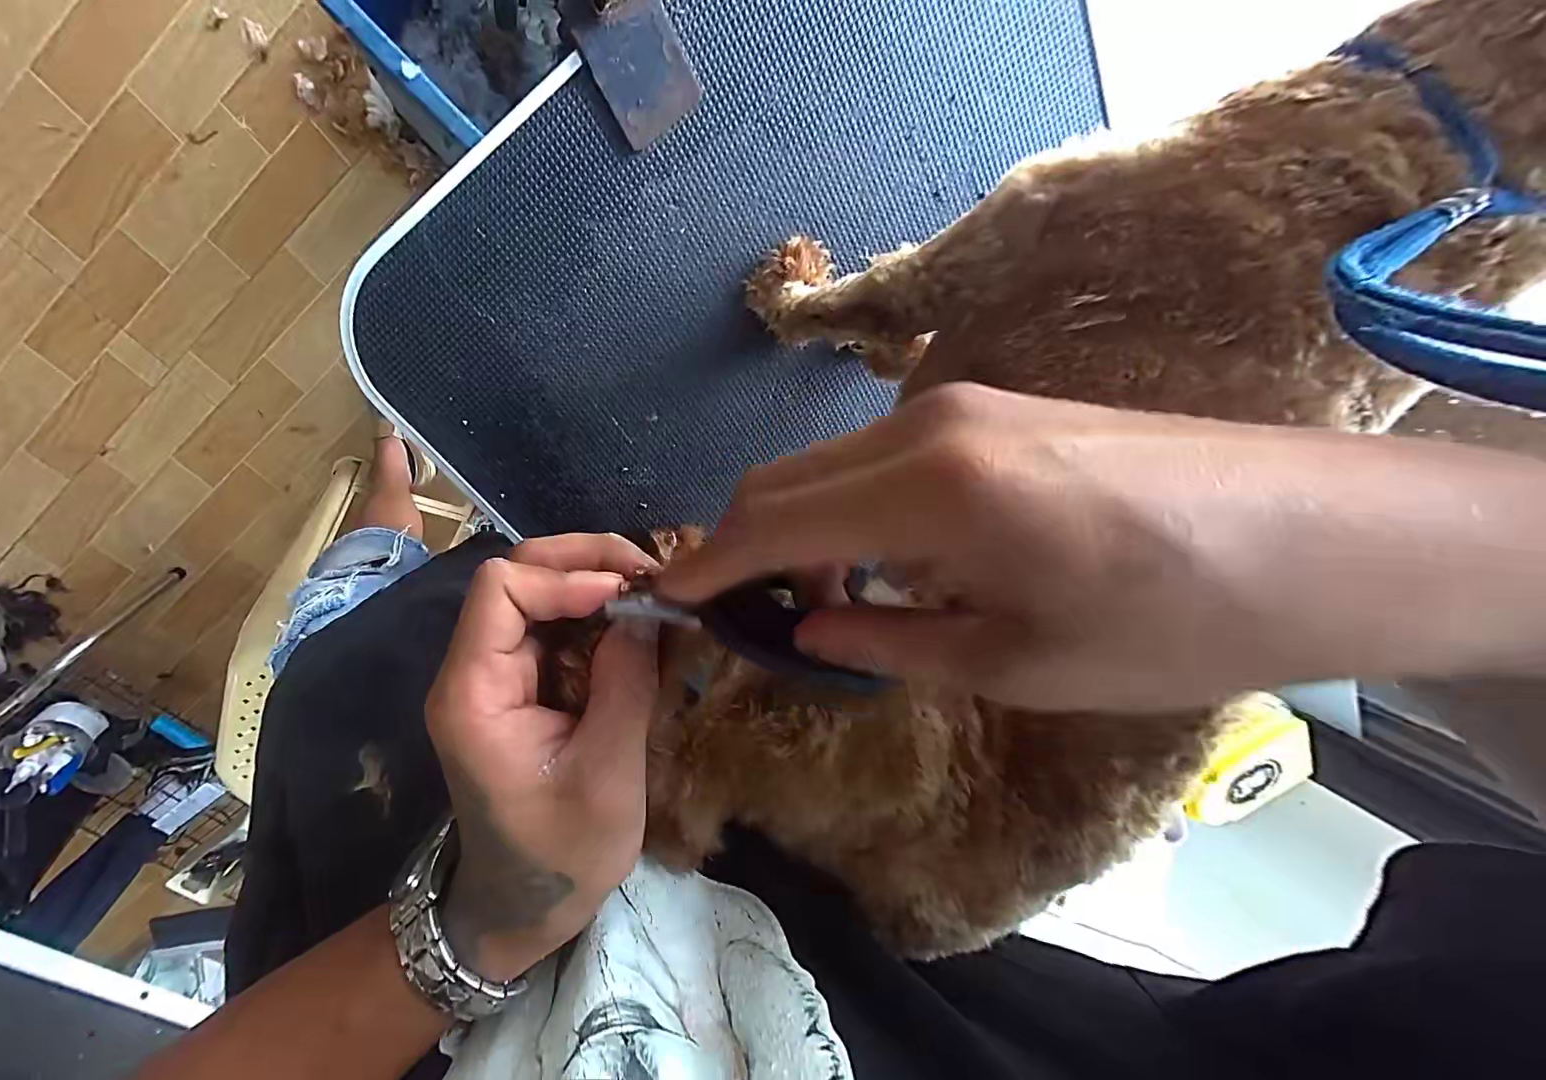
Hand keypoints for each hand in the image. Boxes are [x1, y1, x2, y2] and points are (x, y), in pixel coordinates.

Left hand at [426, 533, 659, 979]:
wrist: (519, 903)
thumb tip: (646, 610)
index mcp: (472, 692)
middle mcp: (472, 668)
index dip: (565, 577)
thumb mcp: (606, 777)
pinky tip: (634, 616)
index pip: (500, 590)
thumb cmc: (558, 856)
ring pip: (534, 589)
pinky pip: (551, 622)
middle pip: (516, 575)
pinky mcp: (517, 680)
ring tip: (650, 588)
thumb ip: (625, 685)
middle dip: (582, 560)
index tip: (628, 596)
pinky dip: (593, 608)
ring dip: (592, 577)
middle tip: (648, 571)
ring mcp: (493, 672)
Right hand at [657, 383, 1545, 710]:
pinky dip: (836, 507)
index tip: (666, 597)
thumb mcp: (1015, 663)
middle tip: (736, 609)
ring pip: (816, 465)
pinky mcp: (978, 407)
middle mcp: (923, 427)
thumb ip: (883, 643)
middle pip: (778, 480)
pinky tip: (871, 556)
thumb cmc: (1178, 621)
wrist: (1338, 534)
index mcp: (932, 492)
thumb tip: (803, 629)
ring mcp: (951, 405)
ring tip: (812, 596)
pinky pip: (864, 458)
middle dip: (737, 543)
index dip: (709, 564)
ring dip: (789, 527)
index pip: (773, 522)